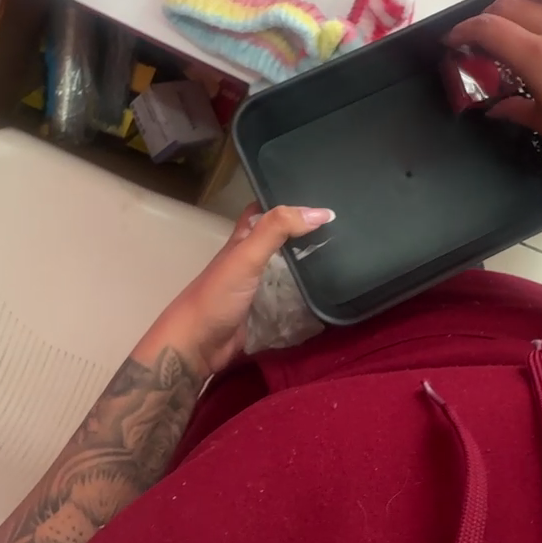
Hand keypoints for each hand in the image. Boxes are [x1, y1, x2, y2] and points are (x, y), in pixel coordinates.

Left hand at [147, 204, 333, 373]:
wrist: (197, 347)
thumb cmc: (217, 296)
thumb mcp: (246, 256)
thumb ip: (277, 230)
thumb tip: (320, 212)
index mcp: (243, 240)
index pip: (266, 211)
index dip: (287, 200)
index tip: (319, 195)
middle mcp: (252, 260)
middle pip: (281, 239)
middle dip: (306, 232)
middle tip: (341, 227)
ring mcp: (259, 287)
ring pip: (289, 267)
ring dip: (311, 262)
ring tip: (344, 253)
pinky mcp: (266, 312)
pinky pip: (292, 297)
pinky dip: (308, 293)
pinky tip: (330, 289)